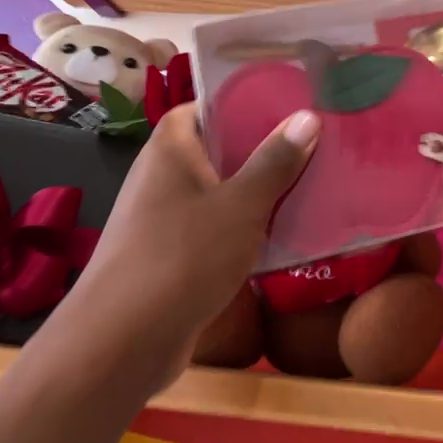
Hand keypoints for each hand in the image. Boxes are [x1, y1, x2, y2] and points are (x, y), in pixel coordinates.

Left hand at [67, 103, 317, 361]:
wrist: (122, 343)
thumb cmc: (182, 257)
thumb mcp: (241, 205)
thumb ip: (275, 161)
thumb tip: (307, 116)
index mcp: (172, 147)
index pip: (209, 105)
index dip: (248, 100)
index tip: (294, 100)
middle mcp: (165, 175)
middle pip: (222, 148)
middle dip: (268, 148)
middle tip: (320, 140)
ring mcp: (168, 217)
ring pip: (225, 191)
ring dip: (264, 192)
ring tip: (318, 181)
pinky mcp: (176, 255)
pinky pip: (220, 228)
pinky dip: (250, 228)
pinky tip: (291, 233)